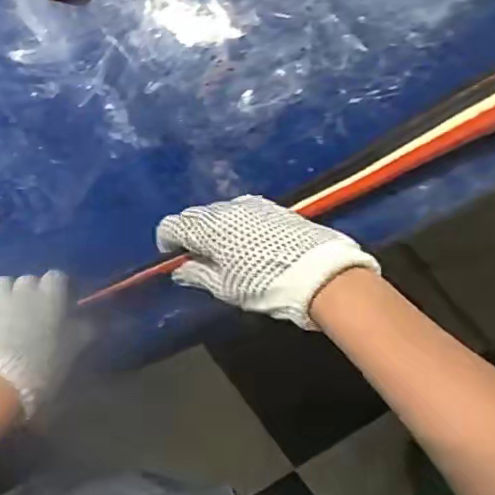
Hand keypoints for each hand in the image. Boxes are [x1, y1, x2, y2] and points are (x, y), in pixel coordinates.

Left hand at [0, 271, 87, 418]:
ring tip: (7, 313)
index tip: (61, 304)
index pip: (57, 278)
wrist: (0, 379)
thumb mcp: (73, 349)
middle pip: (28, 281)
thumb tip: (91, 320)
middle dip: (31, 293)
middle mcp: (23, 288)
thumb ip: (83, 330)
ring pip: (2, 284)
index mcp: (51, 296)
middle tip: (33, 313)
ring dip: (6, 294)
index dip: (58, 290)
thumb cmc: (43, 367)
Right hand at [155, 195, 379, 328]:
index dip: (168, 243)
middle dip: (191, 233)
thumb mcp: (223, 287)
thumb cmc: (265, 284)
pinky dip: (239, 225)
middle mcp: (225, 210)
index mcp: (205, 227)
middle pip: (194, 216)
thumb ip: (196, 274)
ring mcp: (253, 206)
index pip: (170, 226)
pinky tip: (251, 244)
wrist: (327, 277)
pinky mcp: (277, 209)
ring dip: (215, 228)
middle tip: (200, 257)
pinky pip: (245, 212)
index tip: (177, 260)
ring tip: (227, 250)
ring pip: (220, 212)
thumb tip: (181, 269)